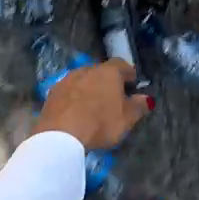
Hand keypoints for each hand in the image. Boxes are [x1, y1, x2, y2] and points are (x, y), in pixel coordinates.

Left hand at [34, 59, 153, 151]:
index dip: (128, 74)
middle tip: (114, 98)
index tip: (132, 86)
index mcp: (108, 72)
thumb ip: (138, 106)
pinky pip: (69, 91)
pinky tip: (76, 112)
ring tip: (93, 106)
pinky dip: (75, 97)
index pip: (122, 65)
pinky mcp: (52, 93)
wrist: (60, 135)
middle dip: (108, 81)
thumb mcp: (126, 119)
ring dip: (89, 88)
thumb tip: (146, 98)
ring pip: (83, 80)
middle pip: (101, 71)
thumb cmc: (100, 124)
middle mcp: (87, 70)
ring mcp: (67, 80)